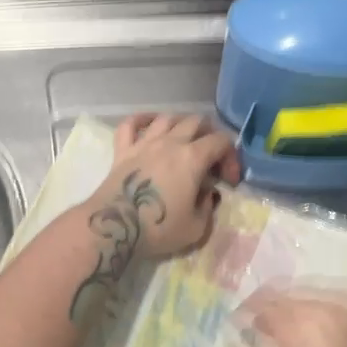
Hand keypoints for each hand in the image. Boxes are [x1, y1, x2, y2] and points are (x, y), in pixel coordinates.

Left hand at [88, 113, 240, 258]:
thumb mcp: (197, 227)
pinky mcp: (122, 150)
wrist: (115, 227)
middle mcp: (170, 142)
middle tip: (210, 158)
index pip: (221, 141)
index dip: (231, 157)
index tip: (228, 180)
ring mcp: (144, 143)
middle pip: (196, 121)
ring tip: (185, 139)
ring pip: (167, 118)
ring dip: (181, 124)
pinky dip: (141, 120)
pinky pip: (130, 124)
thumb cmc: (159, 229)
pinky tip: (149, 124)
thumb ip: (208, 205)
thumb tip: (205, 192)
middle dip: (210, 135)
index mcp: (193, 158)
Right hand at [246, 290, 346, 346]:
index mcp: (302, 326)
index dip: (252, 312)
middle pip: (296, 296)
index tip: (243, 321)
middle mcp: (331, 309)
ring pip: (324, 299)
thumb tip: (272, 339)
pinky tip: (329, 332)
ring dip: (307, 309)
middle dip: (278, 306)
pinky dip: (334, 317)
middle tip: (267, 319)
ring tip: (298, 325)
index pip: (269, 307)